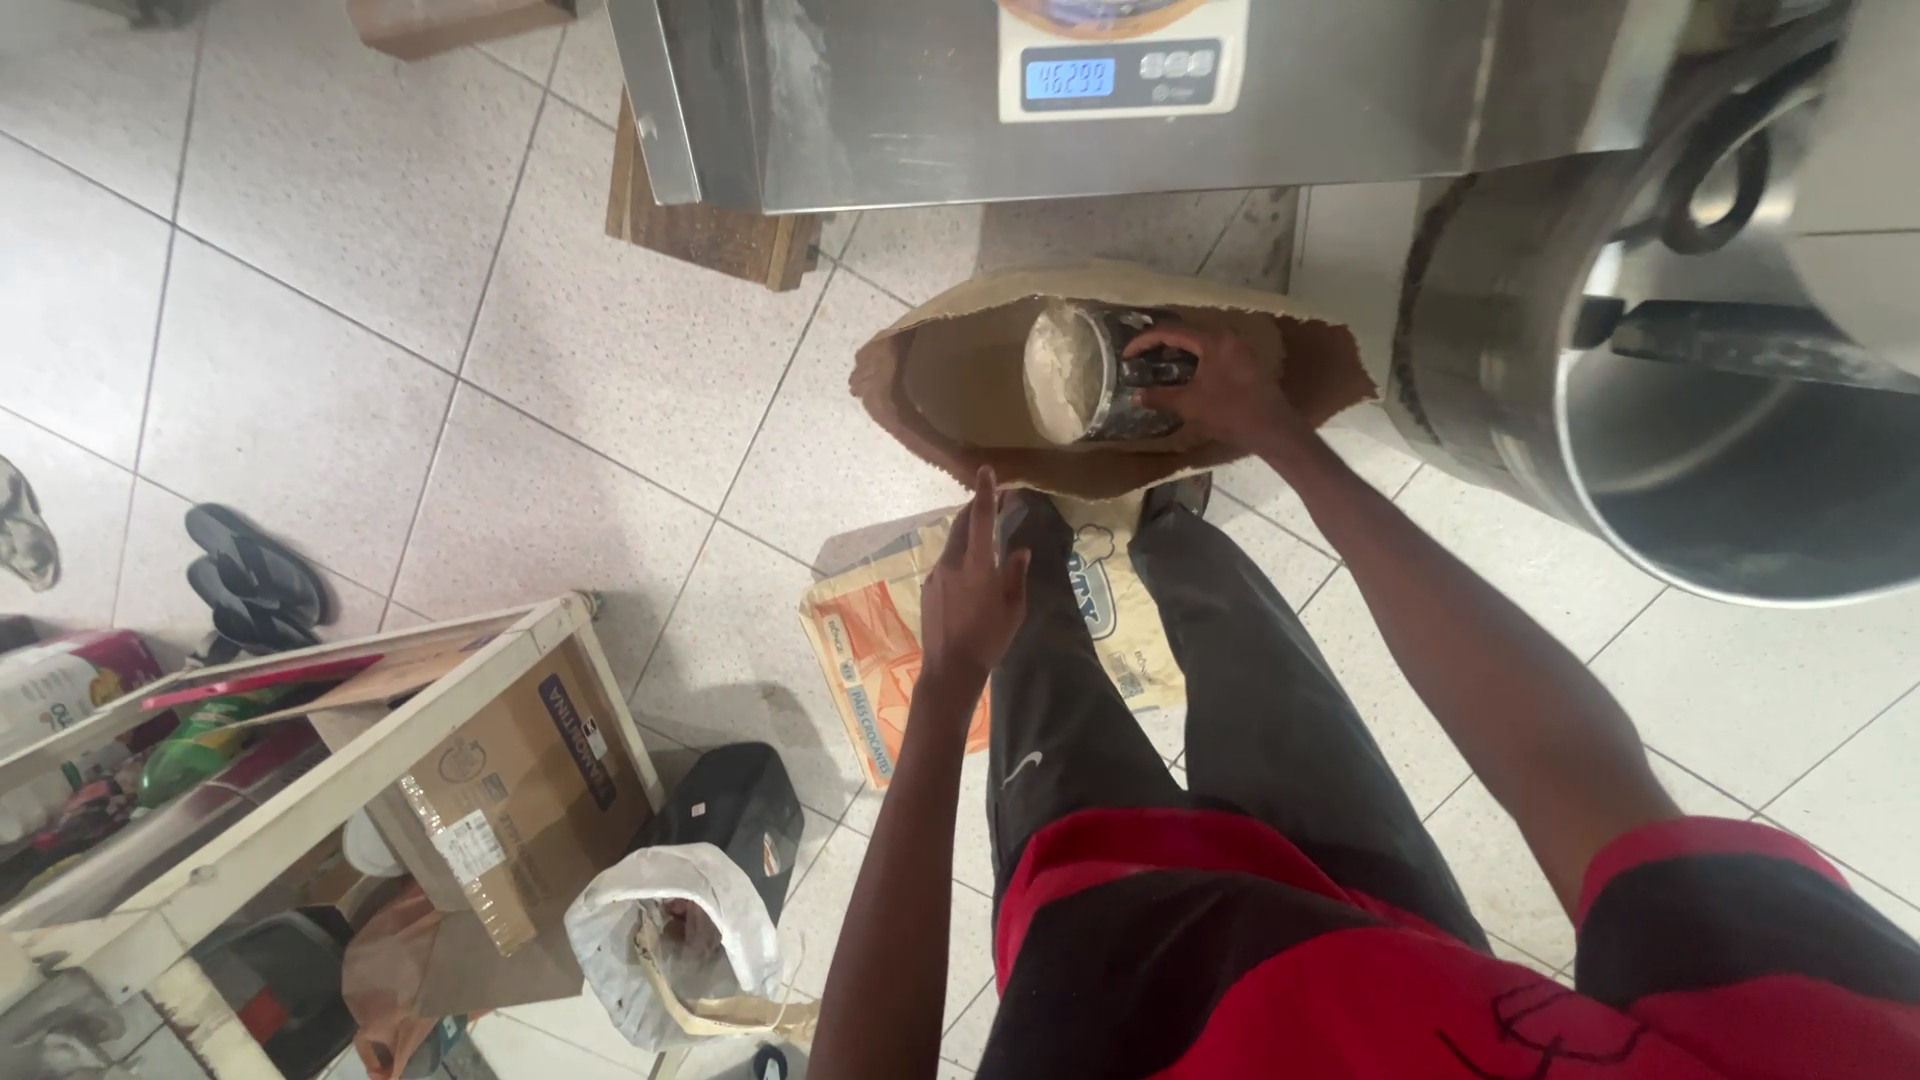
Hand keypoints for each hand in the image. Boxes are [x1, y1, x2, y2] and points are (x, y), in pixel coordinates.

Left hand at [920, 468, 1030, 691]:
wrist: (950, 668)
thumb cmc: (989, 640)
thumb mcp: (1013, 609)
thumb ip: (1015, 575)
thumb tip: (1020, 551)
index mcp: (977, 566)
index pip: (981, 519)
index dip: (984, 493)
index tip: (985, 471)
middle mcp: (952, 563)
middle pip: (963, 524)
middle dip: (976, 508)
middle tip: (992, 499)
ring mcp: (936, 574)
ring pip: (953, 543)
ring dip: (968, 533)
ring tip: (984, 534)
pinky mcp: (928, 587)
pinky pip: (946, 562)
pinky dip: (960, 556)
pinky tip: (970, 572)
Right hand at [1126, 323, 1314, 457]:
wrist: (1271, 427)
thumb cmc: (1229, 413)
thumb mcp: (1189, 405)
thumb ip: (1159, 396)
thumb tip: (1135, 396)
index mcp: (1212, 340)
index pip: (1170, 331)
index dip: (1144, 341)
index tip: (1126, 354)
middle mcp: (1226, 336)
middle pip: (1185, 330)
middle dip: (1159, 342)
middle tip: (1139, 355)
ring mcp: (1237, 347)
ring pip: (1199, 340)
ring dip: (1176, 349)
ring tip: (1156, 363)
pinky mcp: (1243, 359)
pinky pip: (1210, 349)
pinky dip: (1192, 356)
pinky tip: (1182, 371)